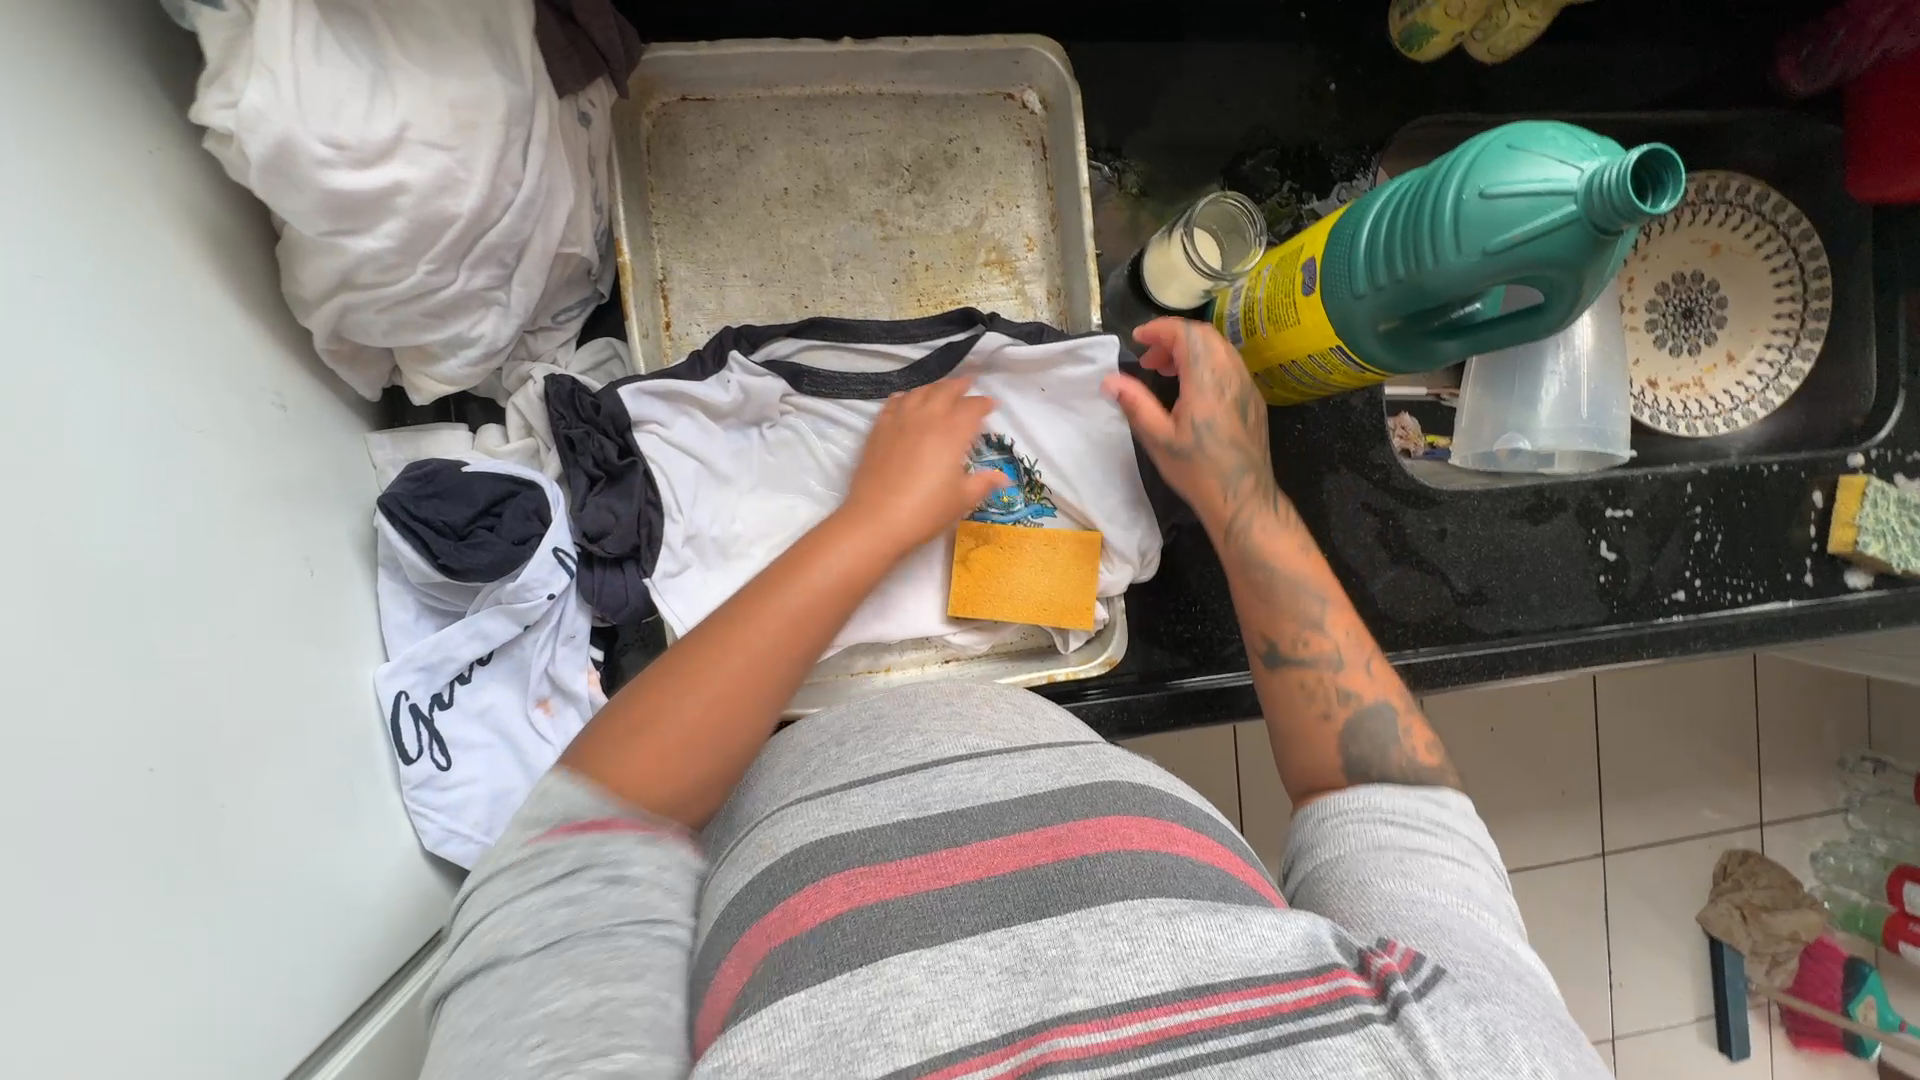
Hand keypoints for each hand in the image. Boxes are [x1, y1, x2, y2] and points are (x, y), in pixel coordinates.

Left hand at [840, 377, 1006, 557]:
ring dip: (934, 387)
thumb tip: (1004, 479)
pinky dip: (906, 397)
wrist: (876, 520)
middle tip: (969, 384)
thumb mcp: (962, 500)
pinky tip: (907, 401)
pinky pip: (895, 402)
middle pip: (946, 390)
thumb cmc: (926, 511)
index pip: (972, 408)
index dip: (984, 404)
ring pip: (919, 391)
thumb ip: (983, 483)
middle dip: (960, 385)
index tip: (991, 406)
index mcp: (953, 432)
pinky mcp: (878, 429)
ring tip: (941, 389)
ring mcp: (900, 420)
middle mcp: (927, 418)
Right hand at [1103, 317, 1279, 530]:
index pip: (1185, 334)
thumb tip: (1110, 380)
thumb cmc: (1197, 470)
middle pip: (1204, 335)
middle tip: (1149, 360)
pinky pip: (1229, 365)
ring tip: (1167, 373)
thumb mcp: (1158, 438)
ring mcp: (1246, 385)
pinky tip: (1192, 389)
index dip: (1159, 329)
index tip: (1137, 339)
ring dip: (1191, 350)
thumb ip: (1134, 403)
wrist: (1242, 496)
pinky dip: (1207, 362)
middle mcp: (1231, 374)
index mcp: (1206, 380)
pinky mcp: (1252, 398)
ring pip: (1219, 348)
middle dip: (1173, 338)